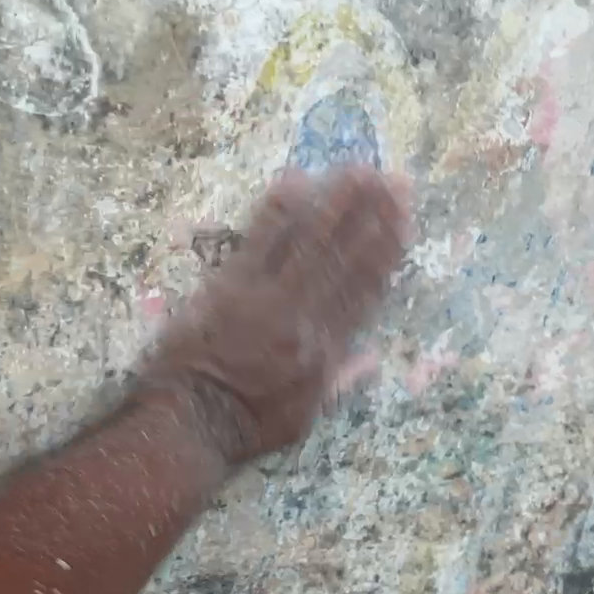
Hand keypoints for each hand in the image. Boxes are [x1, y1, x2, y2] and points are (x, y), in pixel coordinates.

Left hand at [138, 166, 411, 466]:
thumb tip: (375, 355)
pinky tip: (295, 181)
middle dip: (371, 216)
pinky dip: (278, 211)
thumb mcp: (304, 418)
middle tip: (392, 179)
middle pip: (344, 259)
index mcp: (325, 351)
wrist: (190, 419)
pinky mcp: (228, 285)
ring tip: (357, 170)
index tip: (403, 220)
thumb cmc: (247, 423)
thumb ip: (340, 382)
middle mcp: (303, 318)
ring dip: (334, 204)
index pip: (364, 291)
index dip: (386, 252)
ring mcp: (265, 298)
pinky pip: (258, 242)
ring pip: (308, 245)